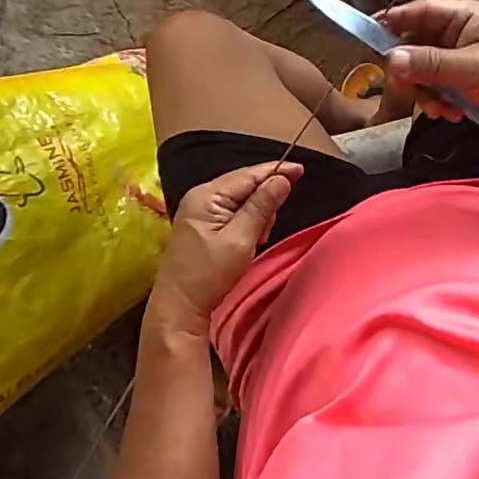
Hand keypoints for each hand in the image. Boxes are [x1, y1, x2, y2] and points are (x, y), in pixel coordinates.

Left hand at [149, 162, 301, 336]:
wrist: (178, 308)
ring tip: (257, 237)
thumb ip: (261, 207)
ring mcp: (199, 209)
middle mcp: (201, 195)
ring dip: (256, 213)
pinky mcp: (201, 223)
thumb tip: (282, 179)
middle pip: (244, 184)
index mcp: (207, 195)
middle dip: (264, 199)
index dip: (276, 171)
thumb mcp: (240, 240)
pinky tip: (249, 238)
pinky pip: (232, 210)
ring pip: (240, 198)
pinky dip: (246, 221)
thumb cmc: (208, 275)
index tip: (301, 170)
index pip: (248, 175)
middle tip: (267, 228)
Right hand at [378, 0, 478, 133]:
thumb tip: (390, 60)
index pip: (420, 12)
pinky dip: (437, 102)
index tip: (368, 34)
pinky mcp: (461, 82)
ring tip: (440, 108)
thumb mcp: (471, 68)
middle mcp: (458, 34)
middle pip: (415, 45)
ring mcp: (459, 59)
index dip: (394, 21)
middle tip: (405, 89)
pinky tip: (453, 113)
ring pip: (421, 71)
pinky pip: (434, 88)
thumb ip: (430, 63)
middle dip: (410, 70)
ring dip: (425, 92)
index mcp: (465, 17)